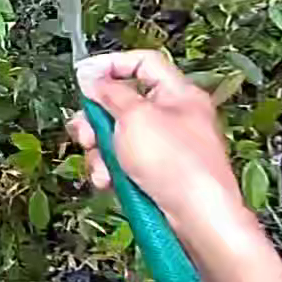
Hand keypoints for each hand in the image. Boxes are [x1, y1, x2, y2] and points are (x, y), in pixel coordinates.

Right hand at [66, 50, 250, 243]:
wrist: (198, 219)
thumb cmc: (177, 165)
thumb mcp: (134, 117)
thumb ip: (109, 93)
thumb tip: (92, 77)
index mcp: (177, 94)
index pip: (141, 63)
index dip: (110, 65)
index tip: (83, 77)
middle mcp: (173, 117)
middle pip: (122, 102)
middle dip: (96, 118)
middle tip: (85, 130)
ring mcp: (164, 147)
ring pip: (116, 135)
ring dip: (100, 150)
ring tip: (100, 165)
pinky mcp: (156, 173)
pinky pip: (122, 162)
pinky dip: (110, 170)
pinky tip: (109, 181)